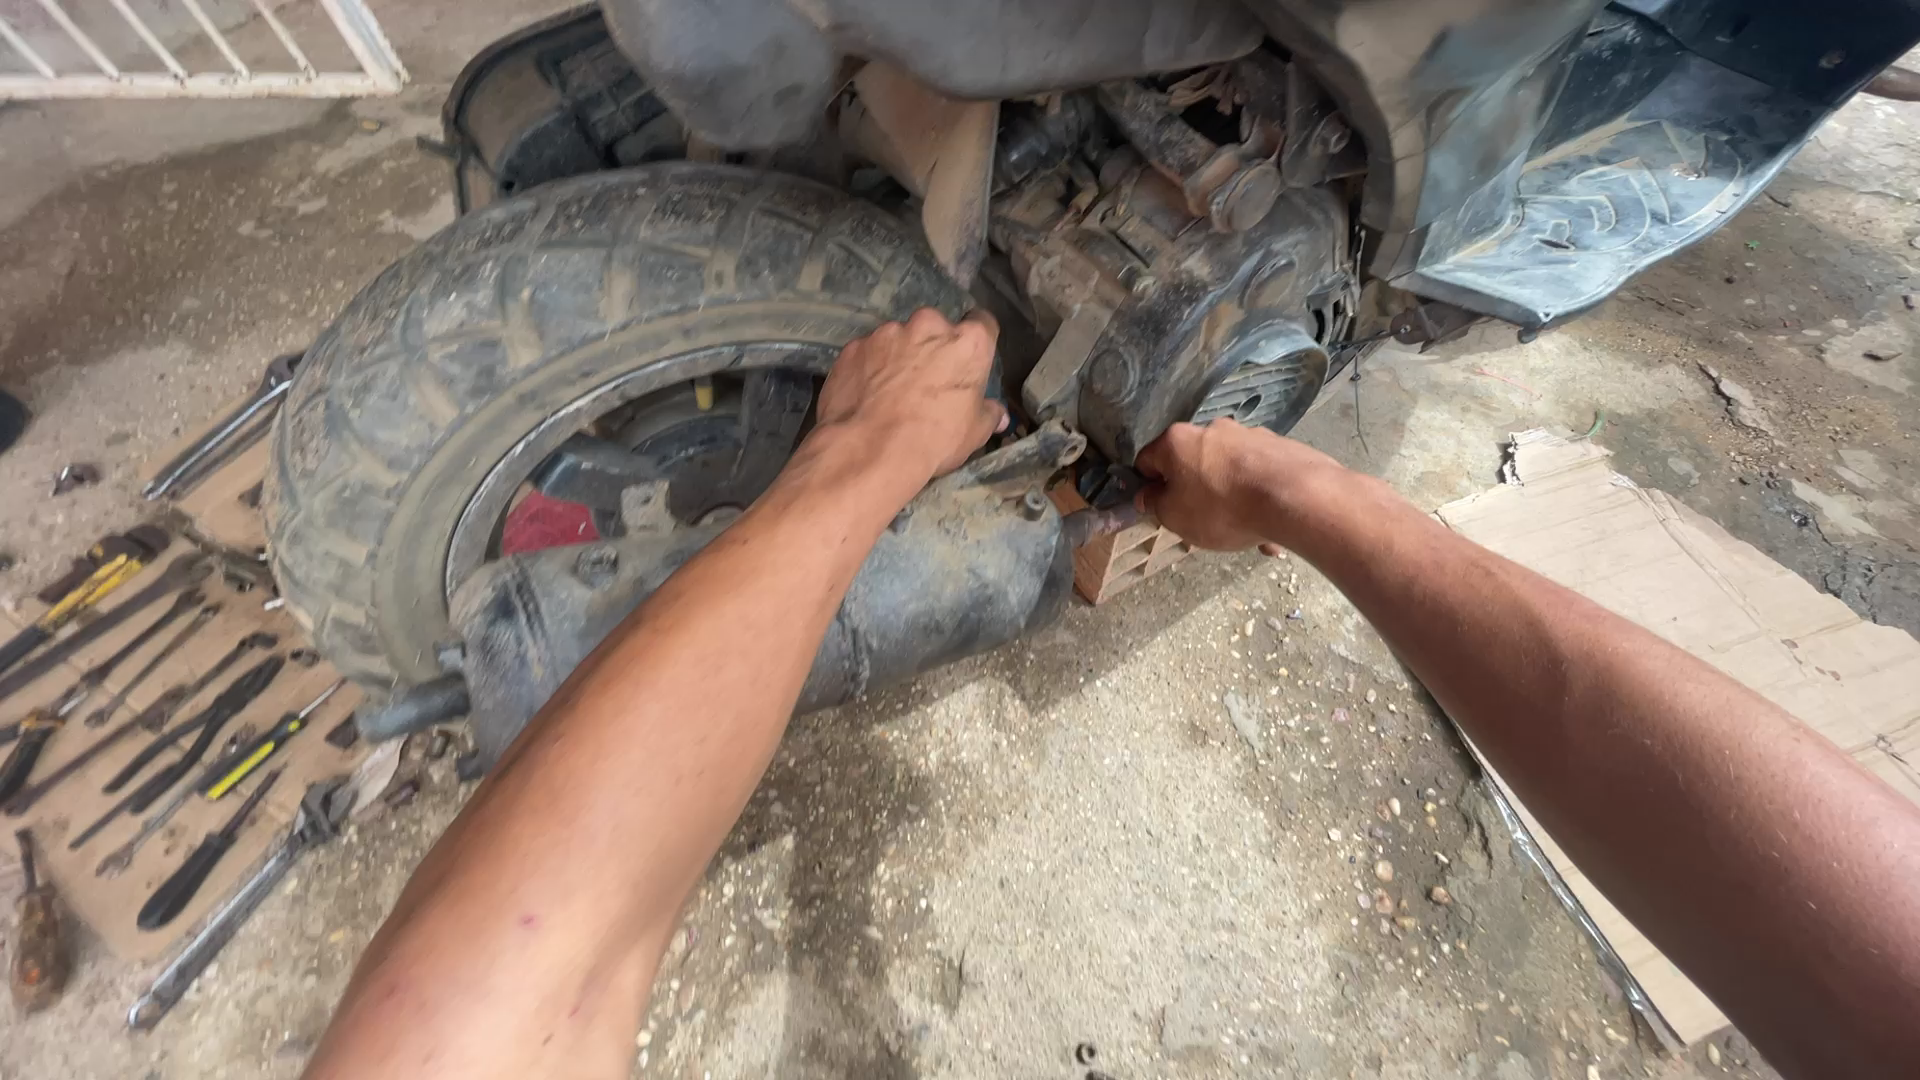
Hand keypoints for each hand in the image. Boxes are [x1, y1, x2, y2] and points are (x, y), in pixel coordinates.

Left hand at [815, 308, 1008, 480]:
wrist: (871, 449)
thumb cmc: (935, 439)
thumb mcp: (974, 433)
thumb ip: (988, 415)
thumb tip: (999, 415)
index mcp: (968, 342)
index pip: (982, 324)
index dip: (975, 343)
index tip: (968, 360)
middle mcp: (928, 325)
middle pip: (935, 329)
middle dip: (932, 349)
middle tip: (926, 382)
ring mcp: (887, 333)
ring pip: (898, 339)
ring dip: (898, 358)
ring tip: (890, 392)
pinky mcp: (854, 346)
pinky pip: (867, 353)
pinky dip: (869, 368)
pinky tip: (866, 395)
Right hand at [1134, 419, 1339, 551]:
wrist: (1295, 498)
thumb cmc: (1222, 508)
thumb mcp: (1174, 517)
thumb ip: (1155, 504)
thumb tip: (1149, 494)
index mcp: (1177, 441)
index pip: (1147, 460)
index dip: (1149, 487)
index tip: (1160, 509)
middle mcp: (1212, 429)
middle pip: (1191, 463)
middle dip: (1193, 490)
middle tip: (1201, 521)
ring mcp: (1250, 435)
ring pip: (1227, 470)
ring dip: (1229, 495)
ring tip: (1244, 529)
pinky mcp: (1281, 446)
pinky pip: (1258, 475)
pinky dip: (1257, 495)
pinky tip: (1268, 523)